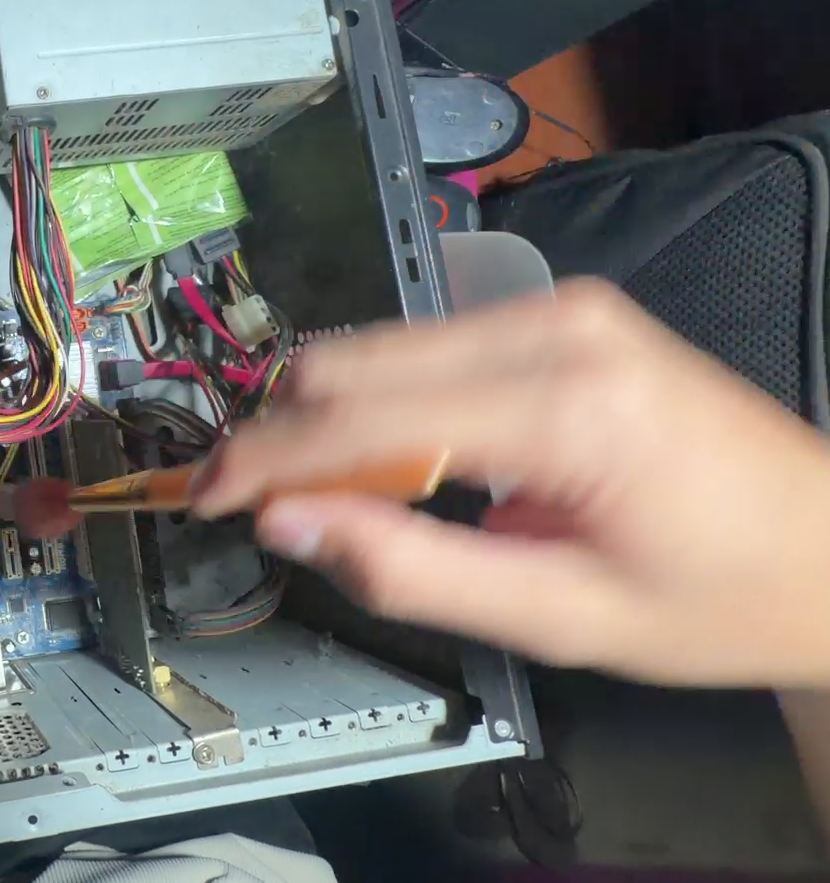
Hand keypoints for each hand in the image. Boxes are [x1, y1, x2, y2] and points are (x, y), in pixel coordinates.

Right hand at [192, 279, 829, 688]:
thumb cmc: (722, 595)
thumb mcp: (560, 618)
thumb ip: (404, 570)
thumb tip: (283, 521)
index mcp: (568, 408)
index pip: (356, 419)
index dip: (261, 459)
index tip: (204, 493)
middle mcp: (549, 329)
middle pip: (338, 366)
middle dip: (276, 438)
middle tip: (255, 499)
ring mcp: (541, 309)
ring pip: (354, 351)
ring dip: (311, 421)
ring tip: (319, 488)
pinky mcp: (531, 311)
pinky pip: (395, 349)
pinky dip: (356, 404)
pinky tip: (373, 455)